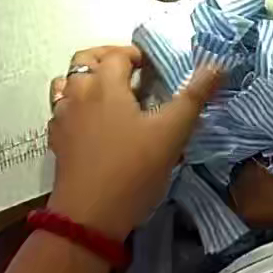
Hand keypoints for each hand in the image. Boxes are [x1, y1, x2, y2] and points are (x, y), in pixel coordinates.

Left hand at [46, 45, 223, 239]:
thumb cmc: (133, 169)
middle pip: (85, 59)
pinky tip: (92, 122)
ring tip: (110, 92)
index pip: (118, 55)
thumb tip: (217, 65)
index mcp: (105, 85)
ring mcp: (62, 118)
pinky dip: (75, 104)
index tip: (155, 68)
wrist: (89, 217)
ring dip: (87, 78)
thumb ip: (194, 97)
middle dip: (108, 57)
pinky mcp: (56, 141)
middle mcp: (78, 94)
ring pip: (66, 83)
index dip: (137, 55)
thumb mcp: (172, 133)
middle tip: (132, 71)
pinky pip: (61, 110)